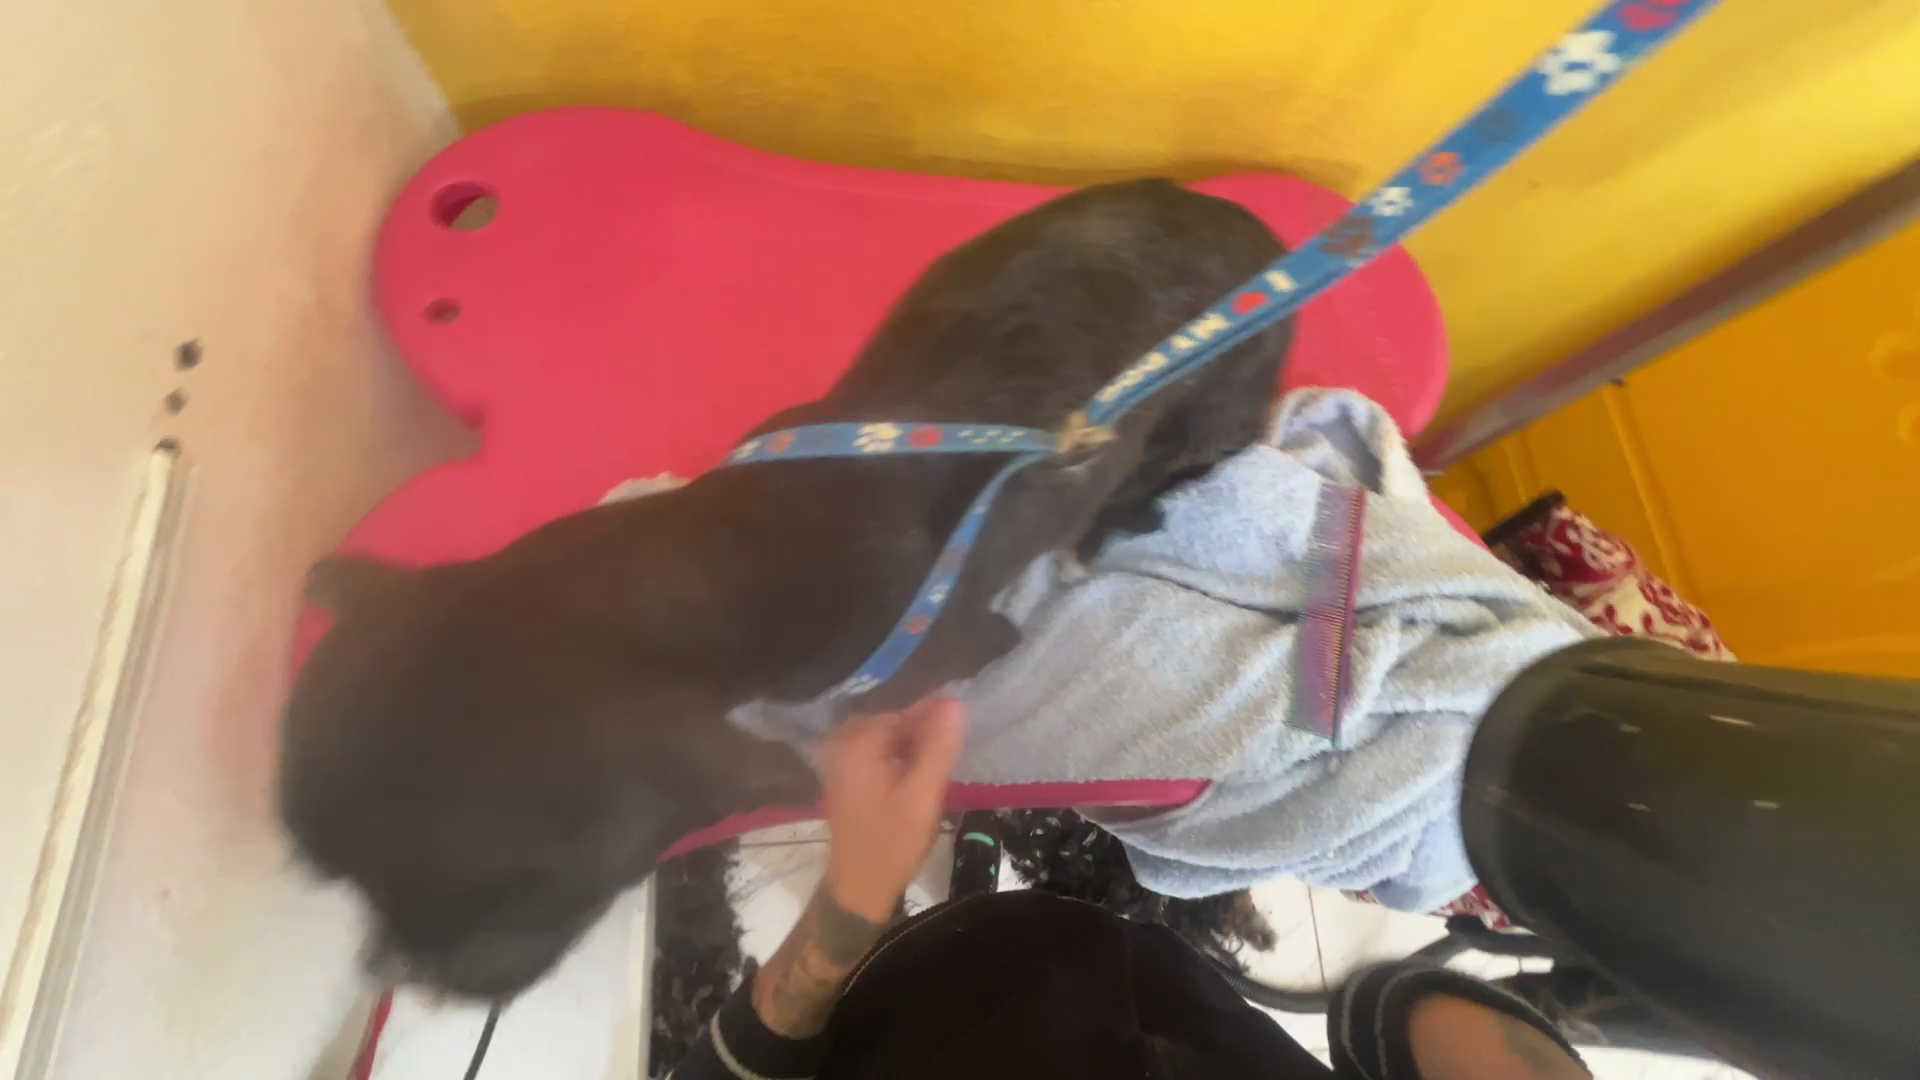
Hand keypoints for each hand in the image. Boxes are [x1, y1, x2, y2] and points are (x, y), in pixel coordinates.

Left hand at [819, 698, 967, 921]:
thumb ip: (939, 747)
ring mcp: (841, 760)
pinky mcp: (847, 776)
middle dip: (925, 733)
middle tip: (949, 756)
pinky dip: (900, 759)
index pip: (905, 712)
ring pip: (890, 738)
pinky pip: (879, 753)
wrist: (859, 888)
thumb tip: (955, 703)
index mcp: (858, 741)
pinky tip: (917, 778)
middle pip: (896, 723)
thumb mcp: (923, 794)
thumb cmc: (892, 842)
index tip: (960, 733)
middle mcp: (843, 742)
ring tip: (937, 768)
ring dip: (914, 747)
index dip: (935, 720)